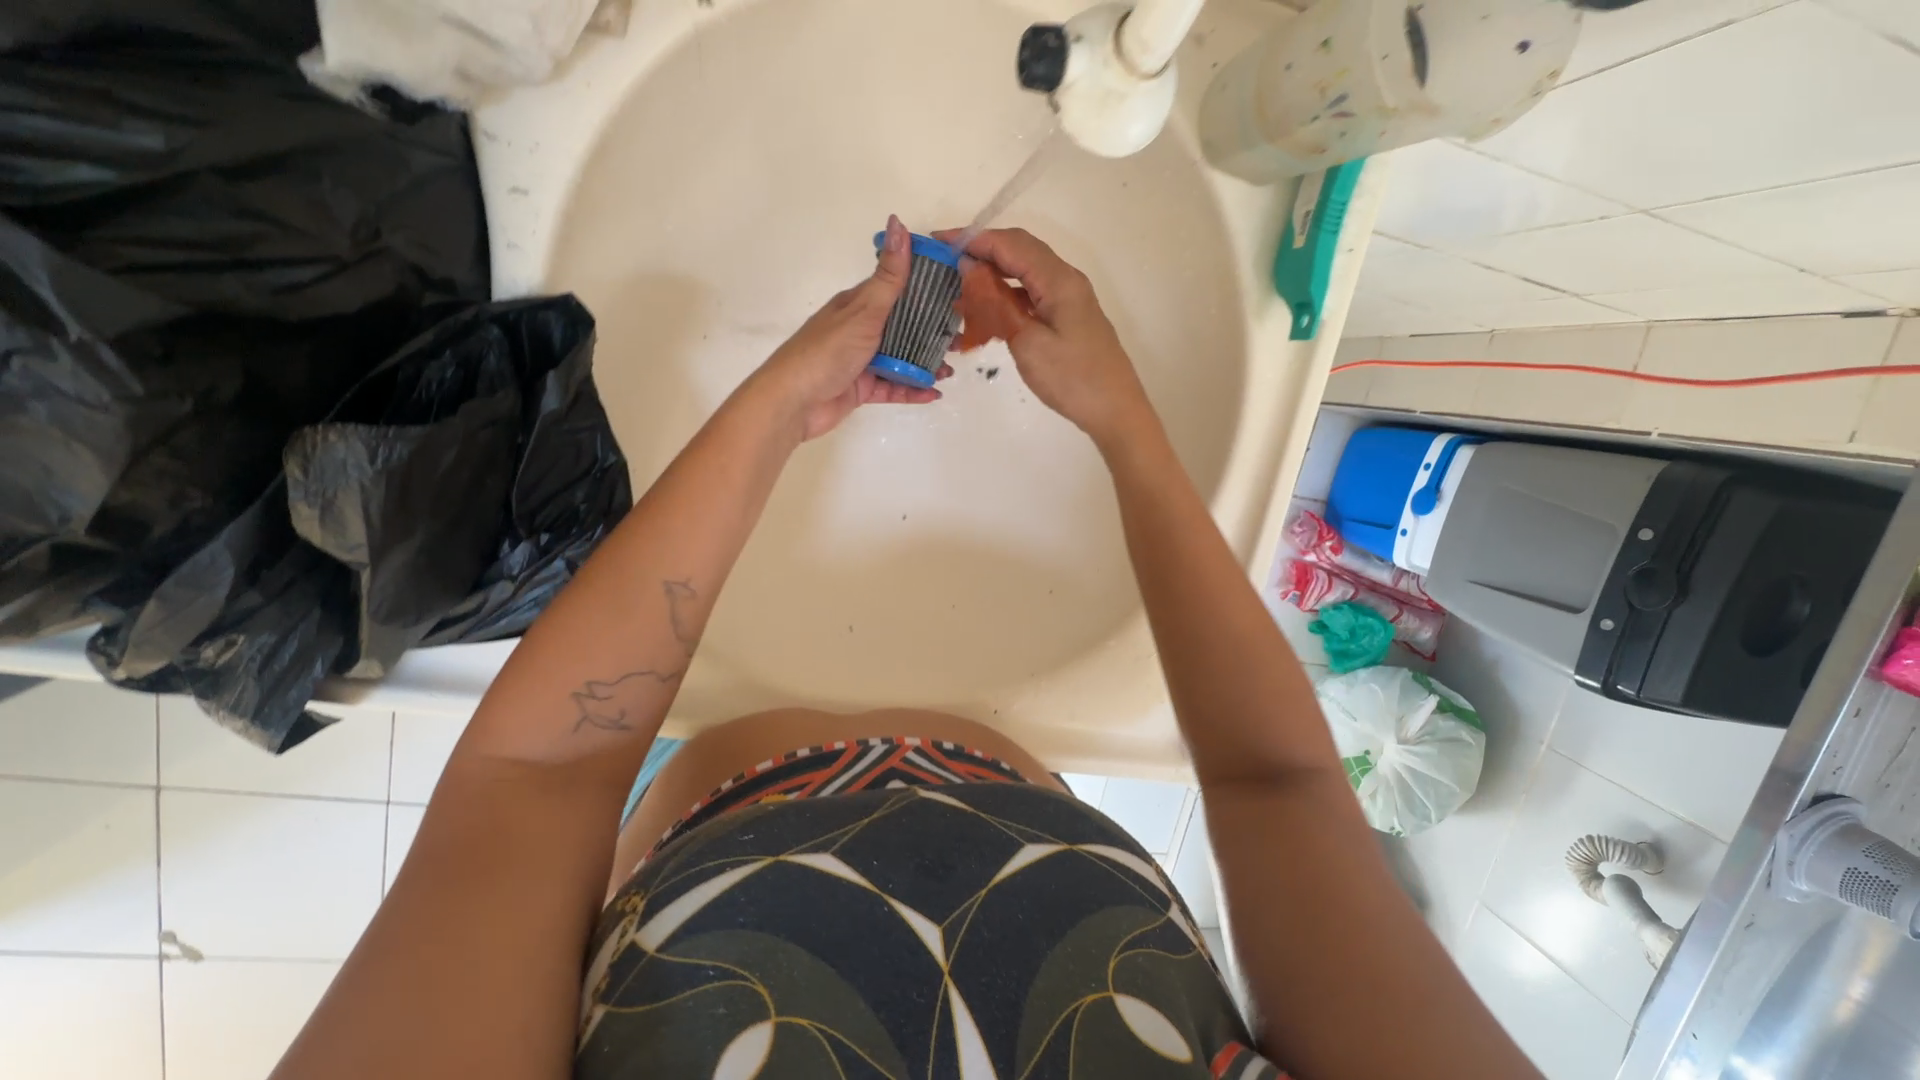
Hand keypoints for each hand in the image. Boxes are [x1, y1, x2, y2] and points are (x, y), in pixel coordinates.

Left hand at [753, 214, 951, 441]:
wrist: (794, 401)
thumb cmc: (827, 351)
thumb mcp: (863, 310)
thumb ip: (888, 275)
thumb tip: (898, 223)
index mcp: (859, 305)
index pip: (897, 288)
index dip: (926, 289)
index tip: (957, 293)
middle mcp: (861, 330)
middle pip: (904, 327)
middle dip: (932, 332)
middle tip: (960, 340)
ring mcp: (862, 360)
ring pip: (902, 359)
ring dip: (926, 363)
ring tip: (950, 370)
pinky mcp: (862, 389)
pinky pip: (894, 387)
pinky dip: (913, 390)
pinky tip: (934, 393)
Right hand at [935, 227, 1153, 449]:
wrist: (1114, 410)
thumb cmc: (1072, 378)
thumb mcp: (1027, 342)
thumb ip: (997, 303)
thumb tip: (970, 269)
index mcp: (1058, 280)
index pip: (1010, 244)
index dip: (973, 239)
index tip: (938, 242)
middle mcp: (1065, 280)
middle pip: (1018, 251)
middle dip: (980, 251)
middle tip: (943, 262)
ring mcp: (1068, 298)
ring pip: (1024, 272)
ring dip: (992, 274)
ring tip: (958, 287)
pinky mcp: (1066, 316)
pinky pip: (1030, 294)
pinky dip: (1005, 295)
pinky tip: (984, 310)